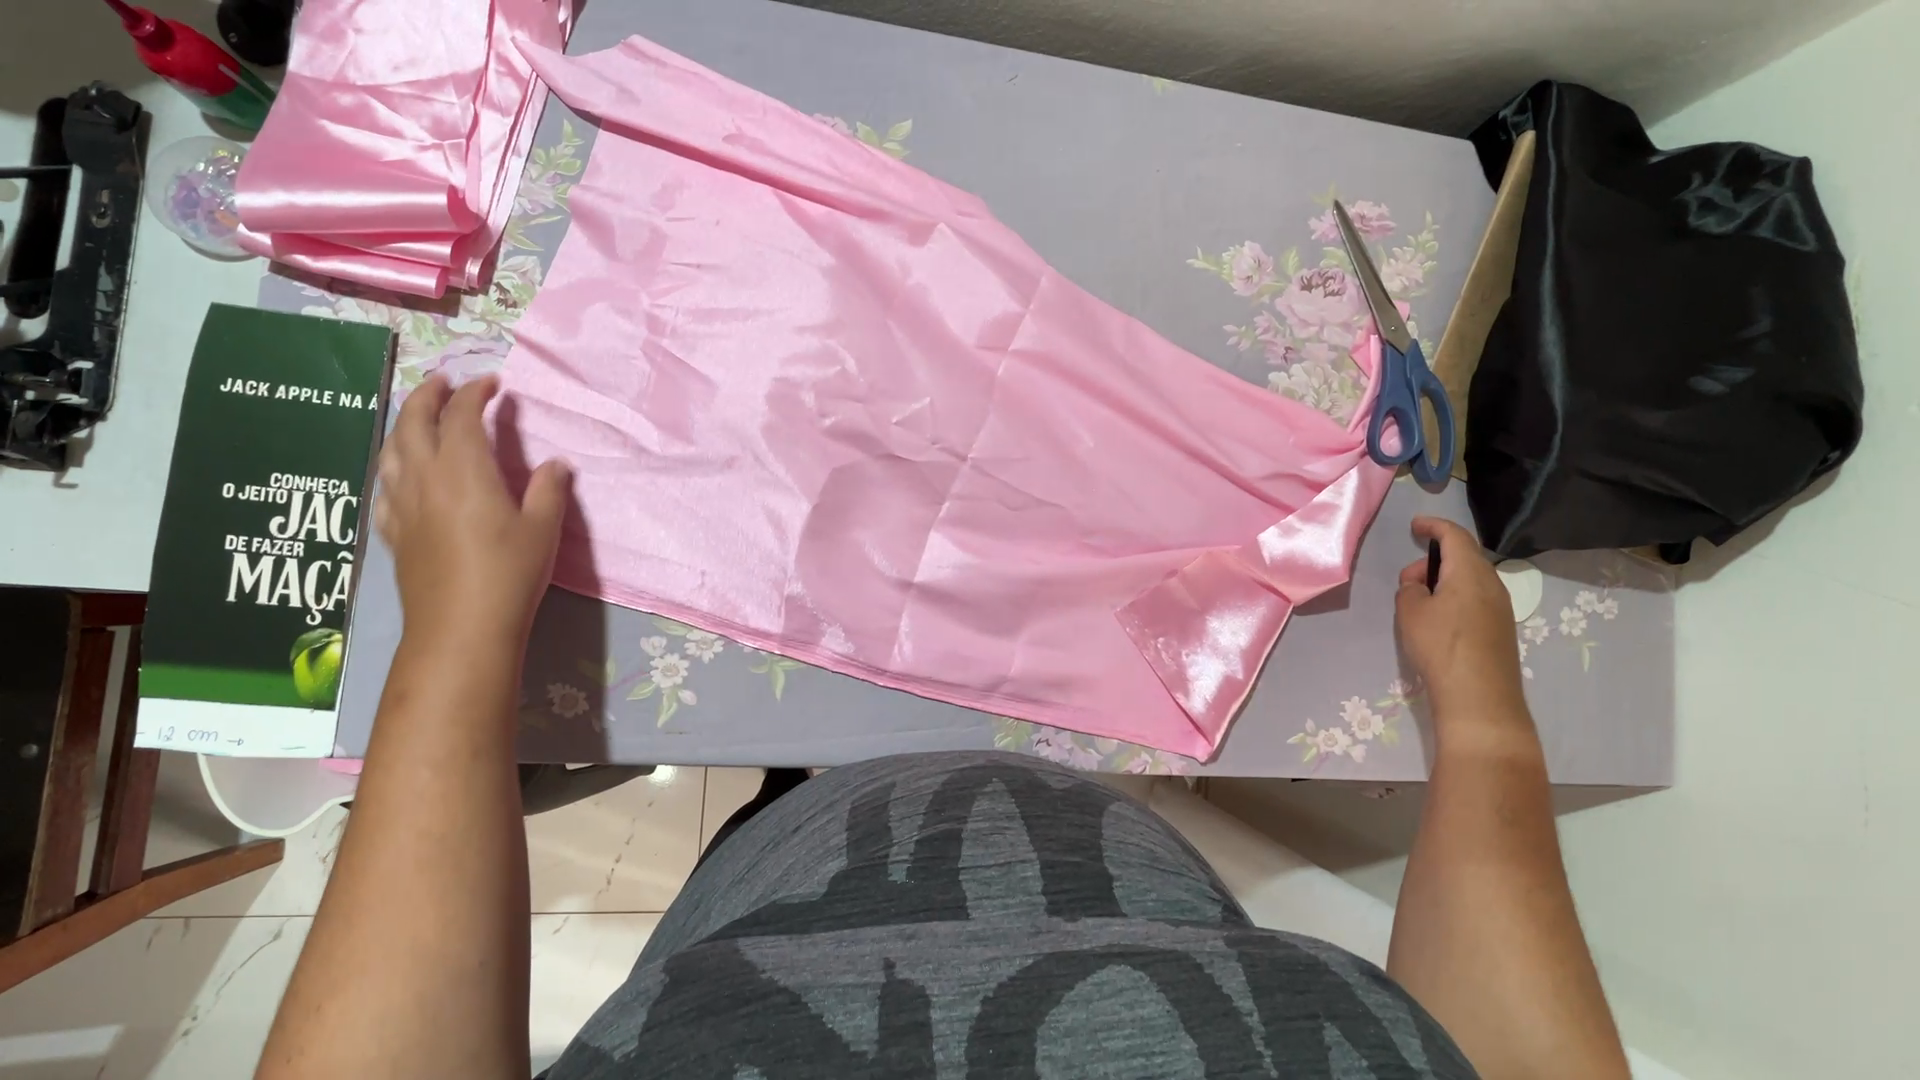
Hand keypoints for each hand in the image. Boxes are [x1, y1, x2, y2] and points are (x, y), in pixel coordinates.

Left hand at [373, 375, 570, 647]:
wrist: (461, 627)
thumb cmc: (510, 574)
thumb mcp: (543, 529)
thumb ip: (548, 490)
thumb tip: (555, 464)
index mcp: (464, 469)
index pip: (462, 415)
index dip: (475, 393)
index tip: (492, 383)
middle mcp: (424, 477)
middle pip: (413, 422)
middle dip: (428, 396)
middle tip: (444, 384)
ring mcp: (401, 504)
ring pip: (391, 450)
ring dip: (403, 424)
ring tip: (418, 418)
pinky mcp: (392, 532)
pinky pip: (384, 486)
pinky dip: (393, 467)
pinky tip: (402, 476)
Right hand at [1393, 517, 1531, 745]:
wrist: (1480, 697)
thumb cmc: (1441, 646)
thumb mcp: (1410, 611)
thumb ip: (1410, 589)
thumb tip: (1420, 587)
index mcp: (1470, 571)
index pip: (1454, 535)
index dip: (1433, 526)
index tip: (1416, 526)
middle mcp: (1492, 583)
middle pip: (1463, 557)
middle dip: (1433, 561)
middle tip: (1408, 582)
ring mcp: (1501, 607)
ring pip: (1469, 579)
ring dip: (1443, 581)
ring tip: (1419, 604)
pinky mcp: (1500, 628)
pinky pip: (1475, 598)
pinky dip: (1454, 597)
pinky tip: (1437, 621)